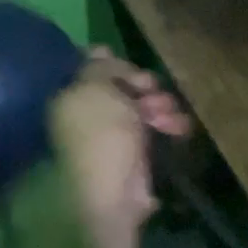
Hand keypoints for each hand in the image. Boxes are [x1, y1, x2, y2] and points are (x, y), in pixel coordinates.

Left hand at [46, 46, 191, 247]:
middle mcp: (87, 116)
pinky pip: (153, 130)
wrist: (114, 198)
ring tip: (170, 119)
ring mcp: (111, 138)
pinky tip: (177, 130)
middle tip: (153, 93)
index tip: (133, 71)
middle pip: (123, 87)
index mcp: (70, 99)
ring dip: (161, 107)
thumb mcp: (97, 89)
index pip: (95, 69)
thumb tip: (98, 49)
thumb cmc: (102, 137)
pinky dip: (167, 127)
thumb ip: (99, 67)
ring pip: (142, 107)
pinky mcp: (134, 156)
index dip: (118, 66)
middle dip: (145, 87)